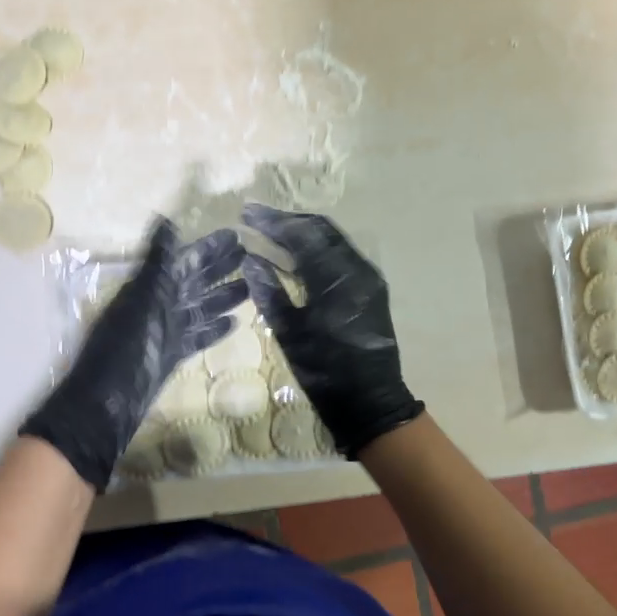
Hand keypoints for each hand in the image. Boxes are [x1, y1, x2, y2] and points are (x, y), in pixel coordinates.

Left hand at [20, 219, 247, 490]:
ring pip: (198, 309)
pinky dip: (212, 330)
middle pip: (194, 282)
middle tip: (249, 256)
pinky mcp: (169, 356)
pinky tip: (234, 324)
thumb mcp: (142, 299)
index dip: (208, 248)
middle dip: (219, 269)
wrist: (106, 402)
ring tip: (250, 289)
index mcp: (149, 288)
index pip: (184, 260)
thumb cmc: (124, 348)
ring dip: (221, 298)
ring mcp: (164, 332)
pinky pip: (195, 338)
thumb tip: (166, 219)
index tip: (235, 235)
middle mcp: (157, 305)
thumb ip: (157, 262)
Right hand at [240, 204, 422, 456]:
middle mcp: (359, 270)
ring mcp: (368, 278)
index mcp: (339, 279)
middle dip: (288, 222)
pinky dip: (315, 250)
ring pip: (332, 241)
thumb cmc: (326, 372)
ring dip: (302, 234)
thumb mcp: (291, 334)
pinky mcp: (370, 289)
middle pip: (321, 230)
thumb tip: (250, 259)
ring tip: (270, 232)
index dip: (273, 222)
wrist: (370, 402)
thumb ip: (270, 292)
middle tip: (256, 218)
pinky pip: (340, 257)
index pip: (303, 235)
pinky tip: (294, 256)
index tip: (246, 214)